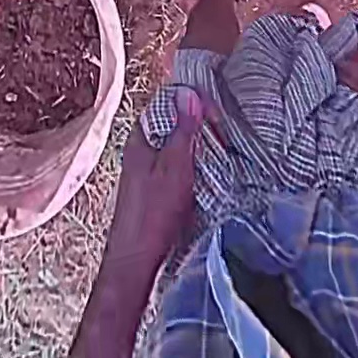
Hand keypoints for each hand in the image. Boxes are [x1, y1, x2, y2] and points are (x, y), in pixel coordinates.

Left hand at [101, 89, 202, 275]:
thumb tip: (188, 92)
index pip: (168, 101)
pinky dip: (191, 161)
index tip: (215, 116)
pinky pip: (174, 161)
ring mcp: (145, 168)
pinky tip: (204, 172)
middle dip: (198, 123)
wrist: (134, 264)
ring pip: (174, 143)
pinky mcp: (152, 187)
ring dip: (196, 143)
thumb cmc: (153, 213)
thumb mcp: (175, 165)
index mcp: (141, 136)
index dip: (193, 102)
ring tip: (218, 151)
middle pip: (172, 121)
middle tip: (222, 134)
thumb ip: (182, 129)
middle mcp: (140, 147)